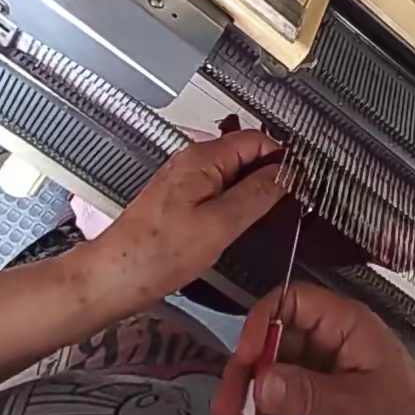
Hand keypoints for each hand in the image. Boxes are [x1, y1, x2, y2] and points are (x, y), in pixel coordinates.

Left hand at [83, 131, 284, 311]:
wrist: (116, 275)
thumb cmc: (156, 253)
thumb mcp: (219, 225)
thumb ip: (256, 195)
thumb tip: (285, 175)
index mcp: (201, 159)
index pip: (255, 140)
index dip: (281, 158)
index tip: (299, 181)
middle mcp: (190, 162)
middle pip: (244, 154)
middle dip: (269, 174)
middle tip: (288, 202)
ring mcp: (184, 180)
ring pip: (231, 174)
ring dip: (252, 190)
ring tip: (268, 216)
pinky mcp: (179, 199)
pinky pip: (217, 190)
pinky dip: (234, 202)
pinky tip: (239, 224)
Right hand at [212, 284, 414, 414]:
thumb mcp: (359, 410)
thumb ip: (307, 394)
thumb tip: (262, 381)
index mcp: (346, 323)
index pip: (291, 302)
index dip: (262, 324)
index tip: (246, 358)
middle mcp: (330, 337)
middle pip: (274, 340)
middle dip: (248, 373)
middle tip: (230, 405)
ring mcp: (323, 365)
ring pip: (272, 370)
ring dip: (250, 400)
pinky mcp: (317, 391)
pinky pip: (281, 395)